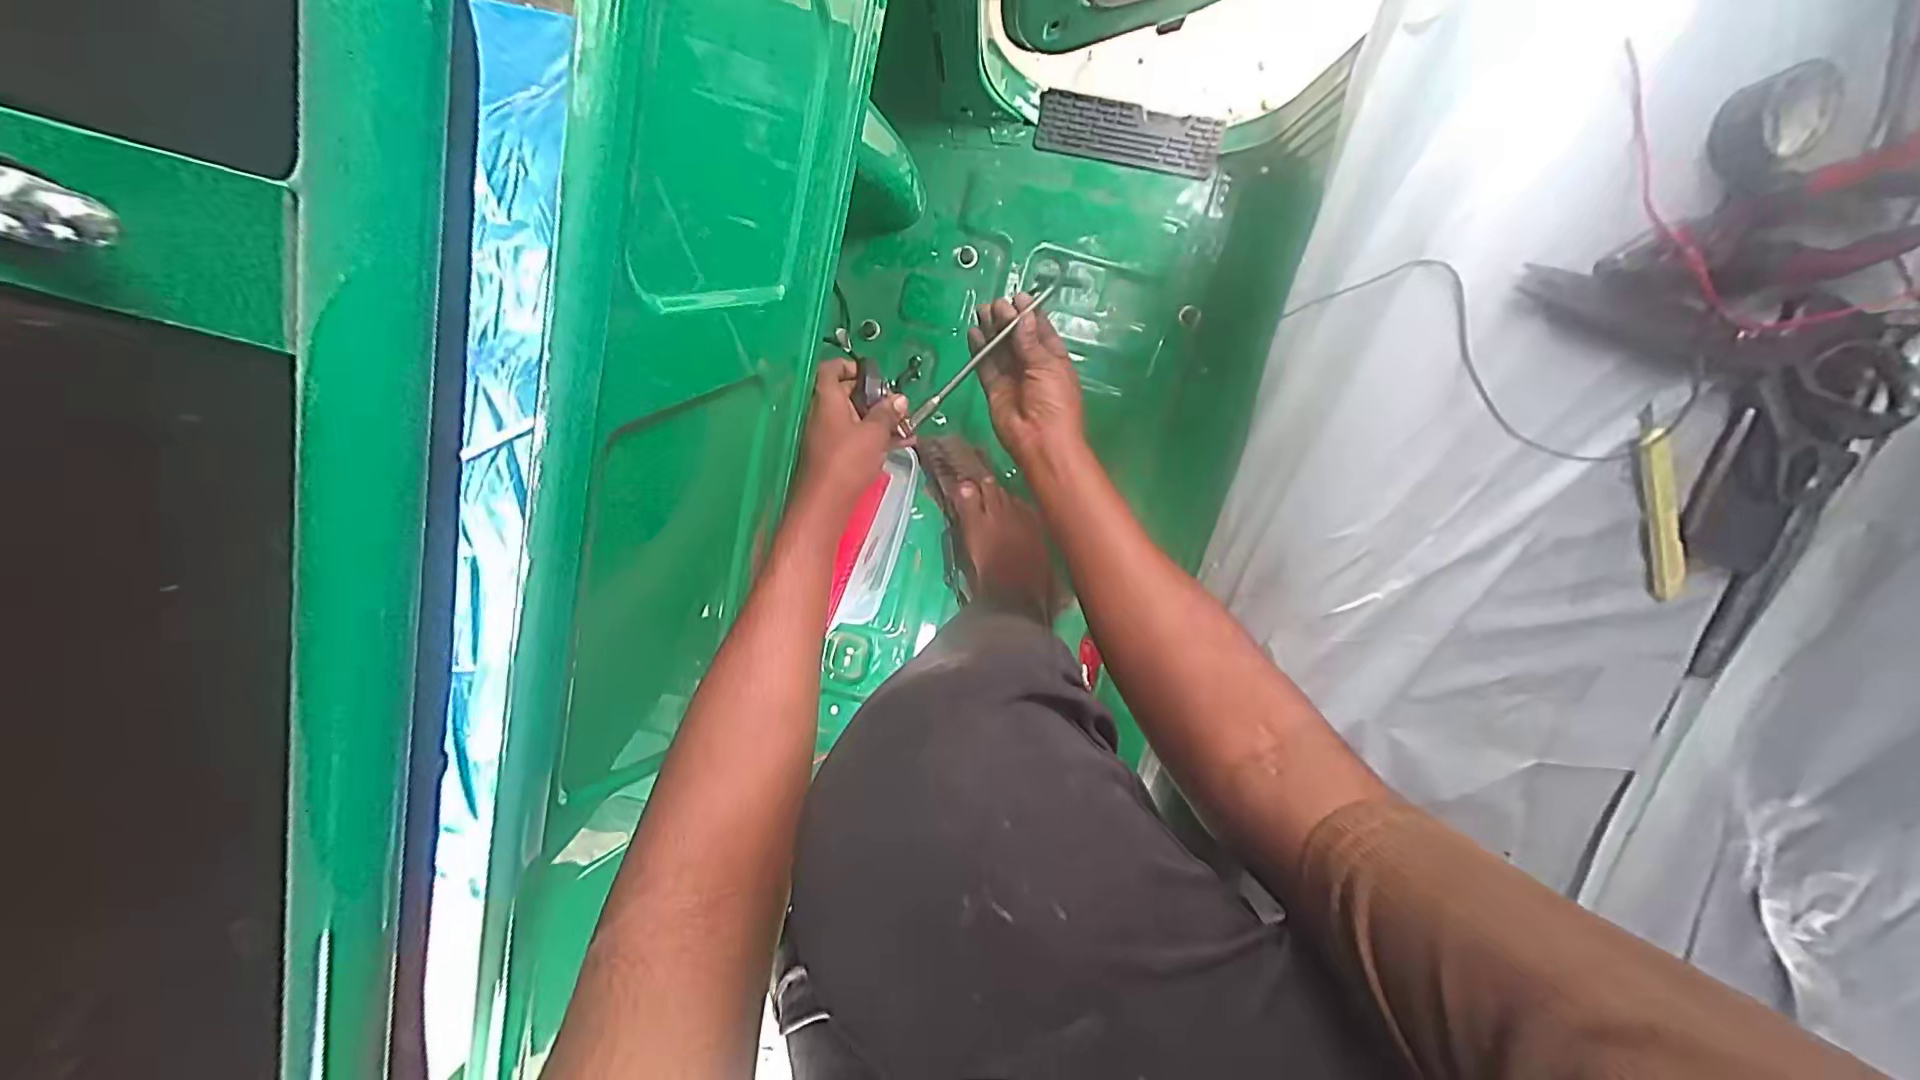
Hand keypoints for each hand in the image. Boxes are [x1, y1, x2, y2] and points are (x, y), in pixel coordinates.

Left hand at [791, 358, 908, 518]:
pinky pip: (855, 438)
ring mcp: (827, 435)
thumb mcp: (875, 433)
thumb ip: (888, 413)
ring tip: (905, 428)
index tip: (875, 375)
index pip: (832, 369)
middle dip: (874, 397)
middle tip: (897, 406)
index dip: (851, 365)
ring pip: (854, 418)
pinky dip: (874, 438)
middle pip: (847, 394)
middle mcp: (823, 413)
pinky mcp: (833, 456)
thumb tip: (899, 399)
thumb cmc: (848, 460)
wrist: (826, 502)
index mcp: (828, 399)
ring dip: (878, 420)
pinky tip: (898, 444)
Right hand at [969, 293, 1084, 467]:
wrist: (1041, 442)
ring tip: (982, 312)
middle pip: (1017, 336)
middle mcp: (1032, 365)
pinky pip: (985, 365)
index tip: (1017, 297)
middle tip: (995, 305)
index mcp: (1053, 358)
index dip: (1029, 313)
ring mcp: (1013, 377)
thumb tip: (1021, 315)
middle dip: (1007, 319)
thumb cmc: (1055, 404)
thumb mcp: (1047, 366)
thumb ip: (1030, 341)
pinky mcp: (995, 389)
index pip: (1040, 329)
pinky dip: (979, 349)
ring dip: (991, 330)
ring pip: (999, 348)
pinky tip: (974, 333)